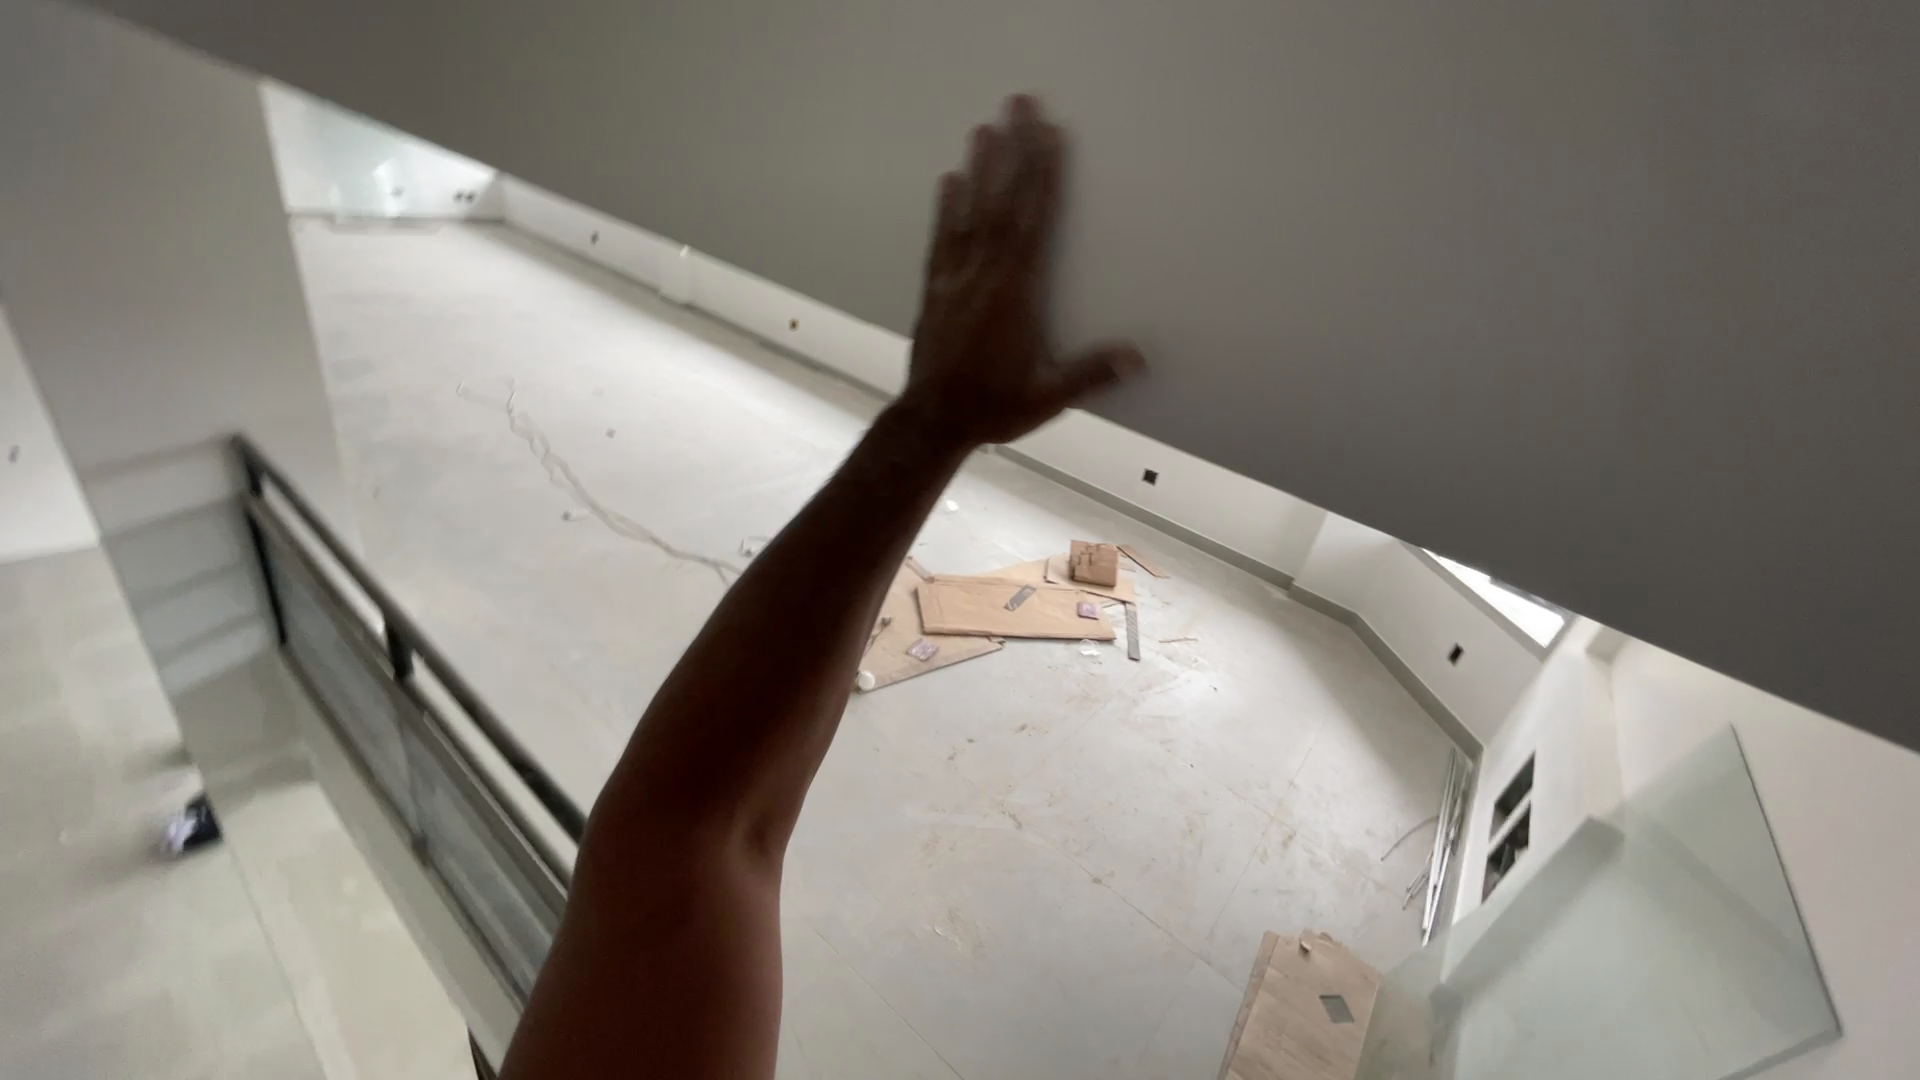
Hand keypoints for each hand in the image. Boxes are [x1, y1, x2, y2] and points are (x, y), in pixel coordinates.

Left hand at [894, 95, 1145, 449]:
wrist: (932, 423)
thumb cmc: (991, 409)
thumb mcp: (1046, 398)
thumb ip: (1089, 374)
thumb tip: (1137, 357)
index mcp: (1014, 296)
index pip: (1032, 225)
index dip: (1041, 178)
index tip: (1049, 136)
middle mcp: (983, 278)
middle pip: (1000, 205)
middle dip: (1012, 153)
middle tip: (1018, 105)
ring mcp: (954, 281)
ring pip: (968, 216)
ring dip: (978, 171)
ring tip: (983, 128)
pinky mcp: (934, 292)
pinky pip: (941, 241)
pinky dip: (945, 211)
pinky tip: (948, 182)